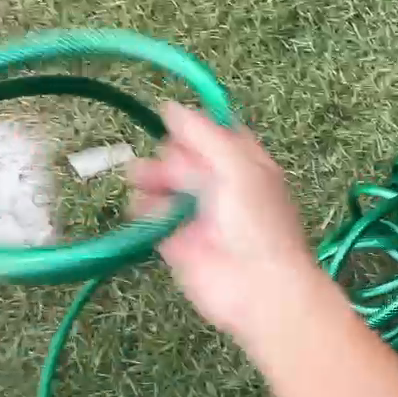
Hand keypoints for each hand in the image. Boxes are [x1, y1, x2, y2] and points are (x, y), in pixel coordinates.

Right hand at [130, 104, 327, 340]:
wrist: (258, 288)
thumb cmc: (256, 221)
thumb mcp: (237, 166)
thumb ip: (205, 136)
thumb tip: (171, 107)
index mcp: (248, 164)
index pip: (220, 135)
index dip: (196, 127)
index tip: (171, 121)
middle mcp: (226, 187)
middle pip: (190, 160)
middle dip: (171, 155)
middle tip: (160, 161)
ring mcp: (203, 216)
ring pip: (170, 187)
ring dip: (153, 179)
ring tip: (139, 177)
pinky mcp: (180, 243)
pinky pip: (157, 220)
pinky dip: (146, 210)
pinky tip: (140, 205)